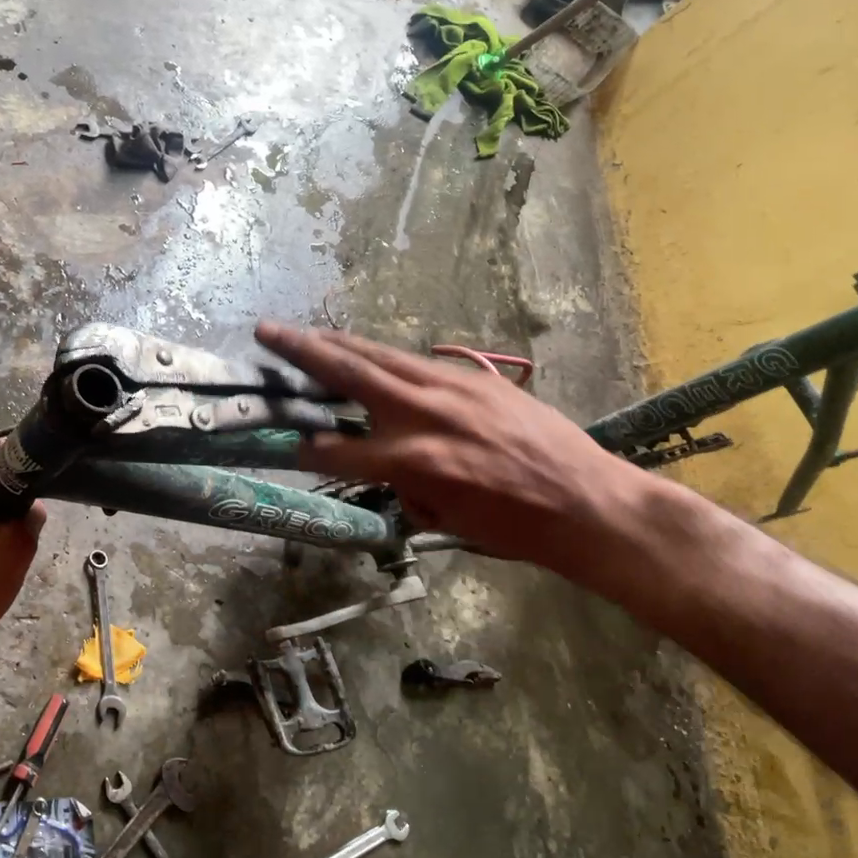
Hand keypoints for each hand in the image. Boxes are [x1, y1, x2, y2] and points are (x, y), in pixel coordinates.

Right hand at [255, 322, 665, 574]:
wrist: (590, 505)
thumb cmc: (515, 527)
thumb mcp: (441, 515)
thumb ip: (398, 482)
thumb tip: (373, 460)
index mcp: (410, 461)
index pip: (335, 449)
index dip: (306, 446)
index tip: (287, 440)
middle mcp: (421, 416)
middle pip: (346, 373)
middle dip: (300, 351)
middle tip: (266, 331)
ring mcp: (449, 389)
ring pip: (378, 355)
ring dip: (336, 342)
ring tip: (304, 331)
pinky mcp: (473, 379)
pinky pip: (413, 361)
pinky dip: (381, 356)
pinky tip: (366, 352)